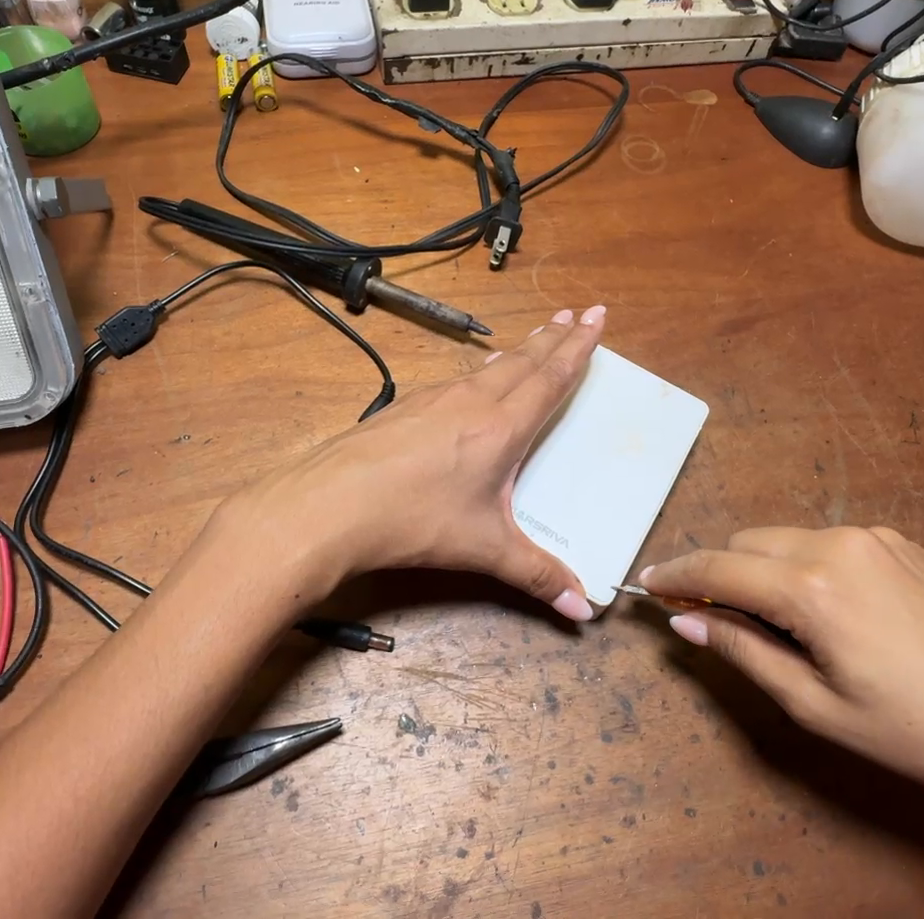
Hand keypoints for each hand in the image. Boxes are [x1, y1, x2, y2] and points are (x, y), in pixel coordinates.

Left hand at [211, 306, 606, 620]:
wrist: (328, 505)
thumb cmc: (412, 521)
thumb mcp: (482, 550)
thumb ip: (536, 576)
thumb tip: (584, 611)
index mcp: (501, 429)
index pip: (551, 379)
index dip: (578, 347)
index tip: (596, 315)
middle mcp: (471, 402)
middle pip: (522, 361)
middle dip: (554, 337)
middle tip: (576, 313)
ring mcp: (433, 400)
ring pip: (487, 366)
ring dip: (518, 350)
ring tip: (535, 337)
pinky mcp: (404, 409)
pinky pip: (455, 380)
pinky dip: (480, 371)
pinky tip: (473, 379)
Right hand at [640, 527, 923, 834]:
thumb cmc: (922, 734)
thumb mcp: (818, 705)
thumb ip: (743, 651)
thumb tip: (686, 620)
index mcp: (814, 586)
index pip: (719, 565)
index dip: (676, 574)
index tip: (647, 583)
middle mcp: (839, 544)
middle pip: (748, 542)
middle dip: (722, 575)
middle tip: (717, 623)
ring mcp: (876, 538)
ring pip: (786, 540)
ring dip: (763, 571)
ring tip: (779, 628)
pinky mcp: (902, 544)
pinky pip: (827, 545)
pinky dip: (804, 569)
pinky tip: (829, 616)